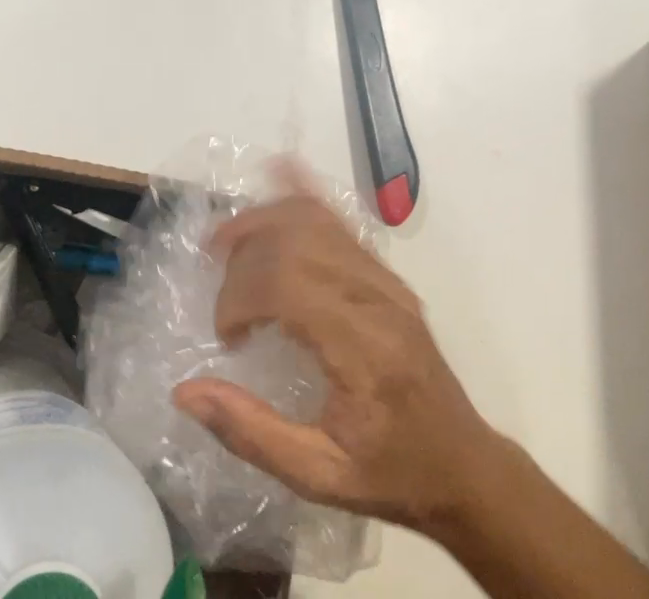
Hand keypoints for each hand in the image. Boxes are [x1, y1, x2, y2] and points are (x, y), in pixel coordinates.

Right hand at [174, 159, 648, 597]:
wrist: (463, 466)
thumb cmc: (390, 474)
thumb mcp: (318, 476)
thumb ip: (250, 433)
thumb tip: (184, 391)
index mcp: (364, 350)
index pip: (287, 285)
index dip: (239, 298)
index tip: (226, 337)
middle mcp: (380, 301)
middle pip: (296, 241)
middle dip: (243, 255)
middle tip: (217, 289)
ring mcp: (388, 283)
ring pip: (317, 220)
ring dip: (262, 222)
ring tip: (224, 244)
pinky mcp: (388, 278)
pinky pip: (342, 222)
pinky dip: (303, 197)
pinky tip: (278, 172)